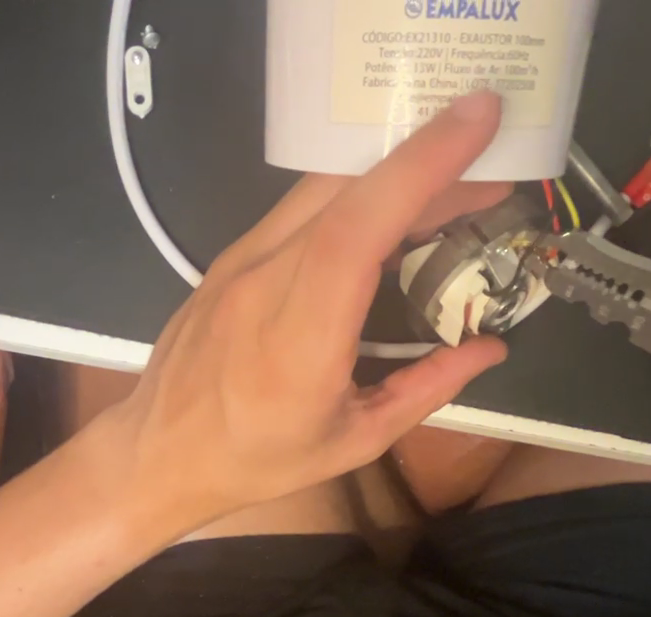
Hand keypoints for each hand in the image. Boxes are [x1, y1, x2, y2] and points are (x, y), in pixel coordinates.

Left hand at [99, 91, 512, 526]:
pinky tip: (385, 213)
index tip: (479, 122)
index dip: (419, 168)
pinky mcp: (228, 259)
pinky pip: (296, 209)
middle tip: (488, 167)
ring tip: (448, 188)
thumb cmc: (258, 461)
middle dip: (426, 162)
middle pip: (345, 193)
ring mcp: (237, 265)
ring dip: (390, 175)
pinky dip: (352, 196)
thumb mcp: (352, 442)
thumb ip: (425, 390)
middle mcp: (262, 285)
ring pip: (320, 190)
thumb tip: (489, 348)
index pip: (356, 229)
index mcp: (298, 341)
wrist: (161, 452)